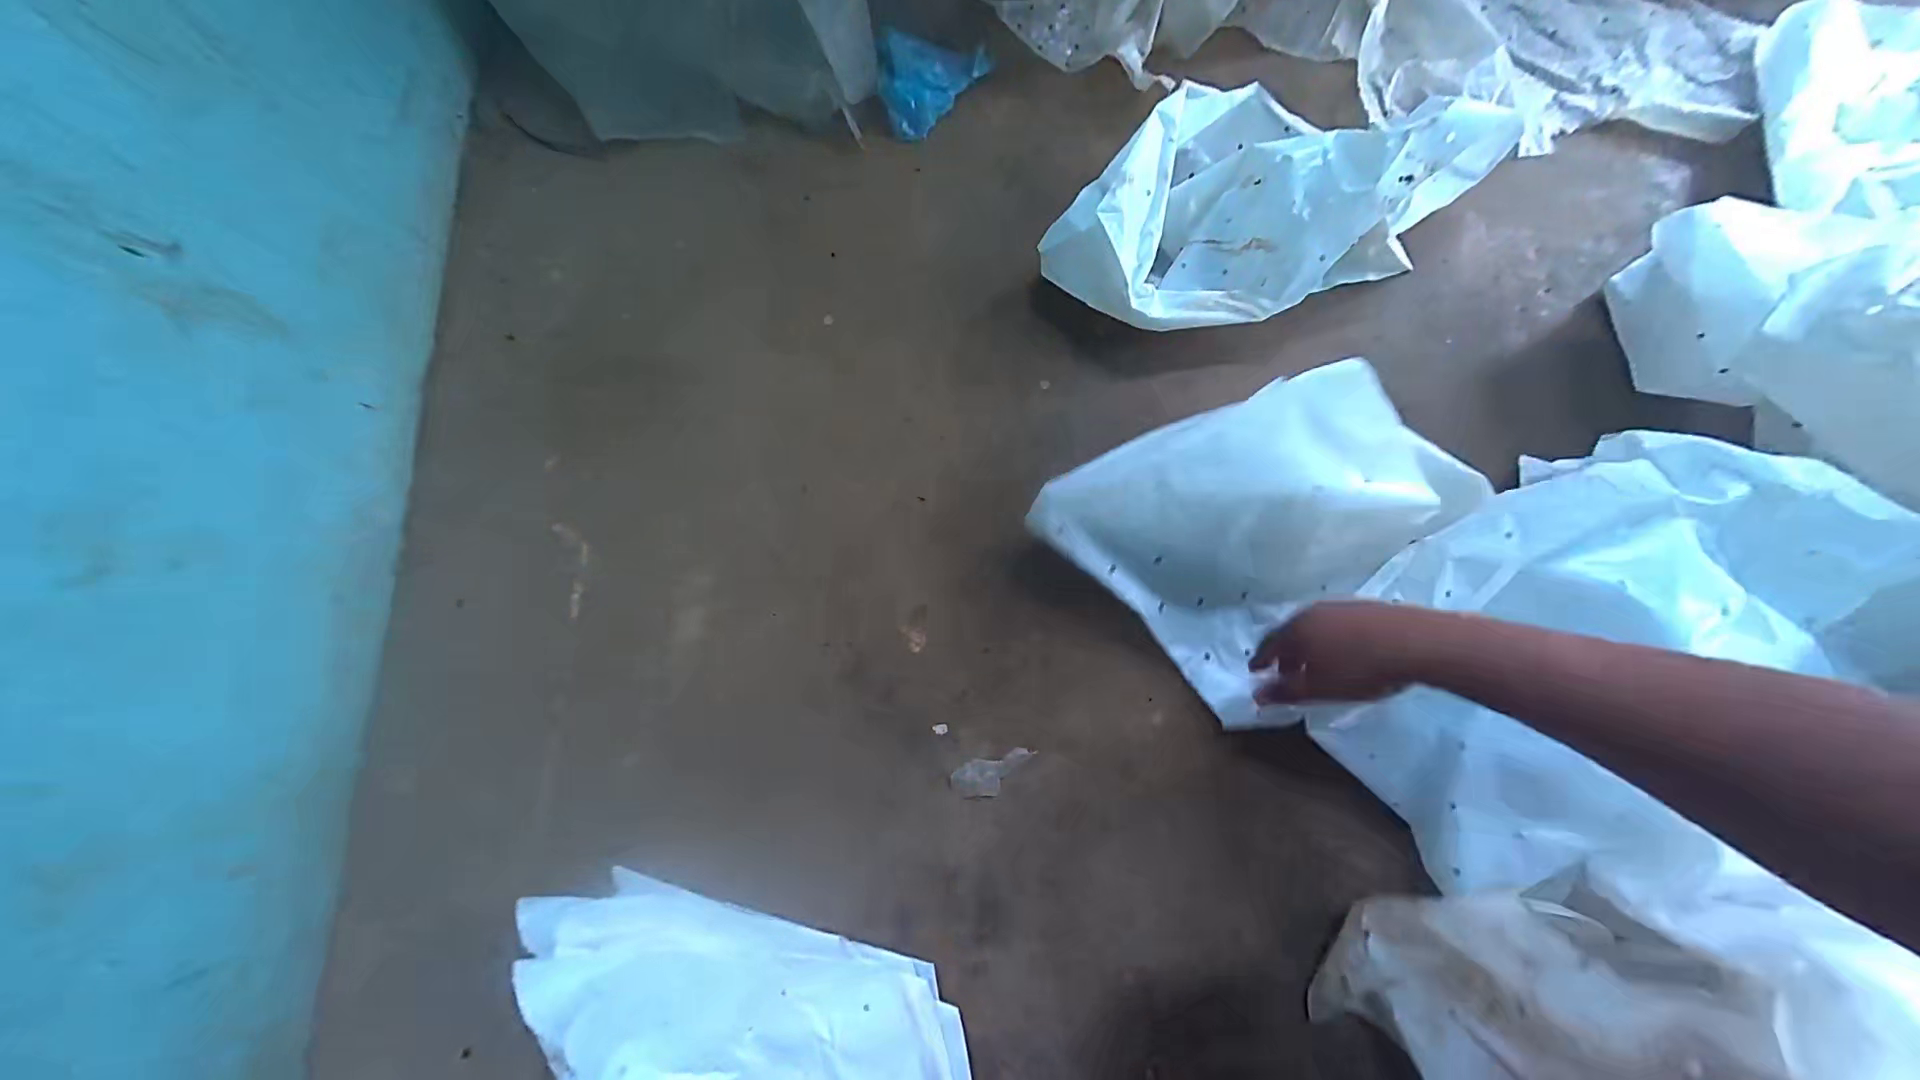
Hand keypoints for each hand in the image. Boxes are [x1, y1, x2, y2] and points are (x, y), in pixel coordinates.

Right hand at [1248, 600, 1432, 704]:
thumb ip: (1286, 692)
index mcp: (1295, 631)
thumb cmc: (1360, 670)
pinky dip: (1333, 636)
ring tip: (1317, 661)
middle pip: (1290, 632)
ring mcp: (1339, 607)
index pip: (1268, 645)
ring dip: (1310, 643)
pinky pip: (1338, 623)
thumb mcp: (1320, 689)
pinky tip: (1346, 649)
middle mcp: (1311, 613)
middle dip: (1285, 651)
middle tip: (1285, 668)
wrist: (1419, 643)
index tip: (1256, 671)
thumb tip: (1257, 695)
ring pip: (1314, 626)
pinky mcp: (1366, 607)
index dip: (1260, 660)